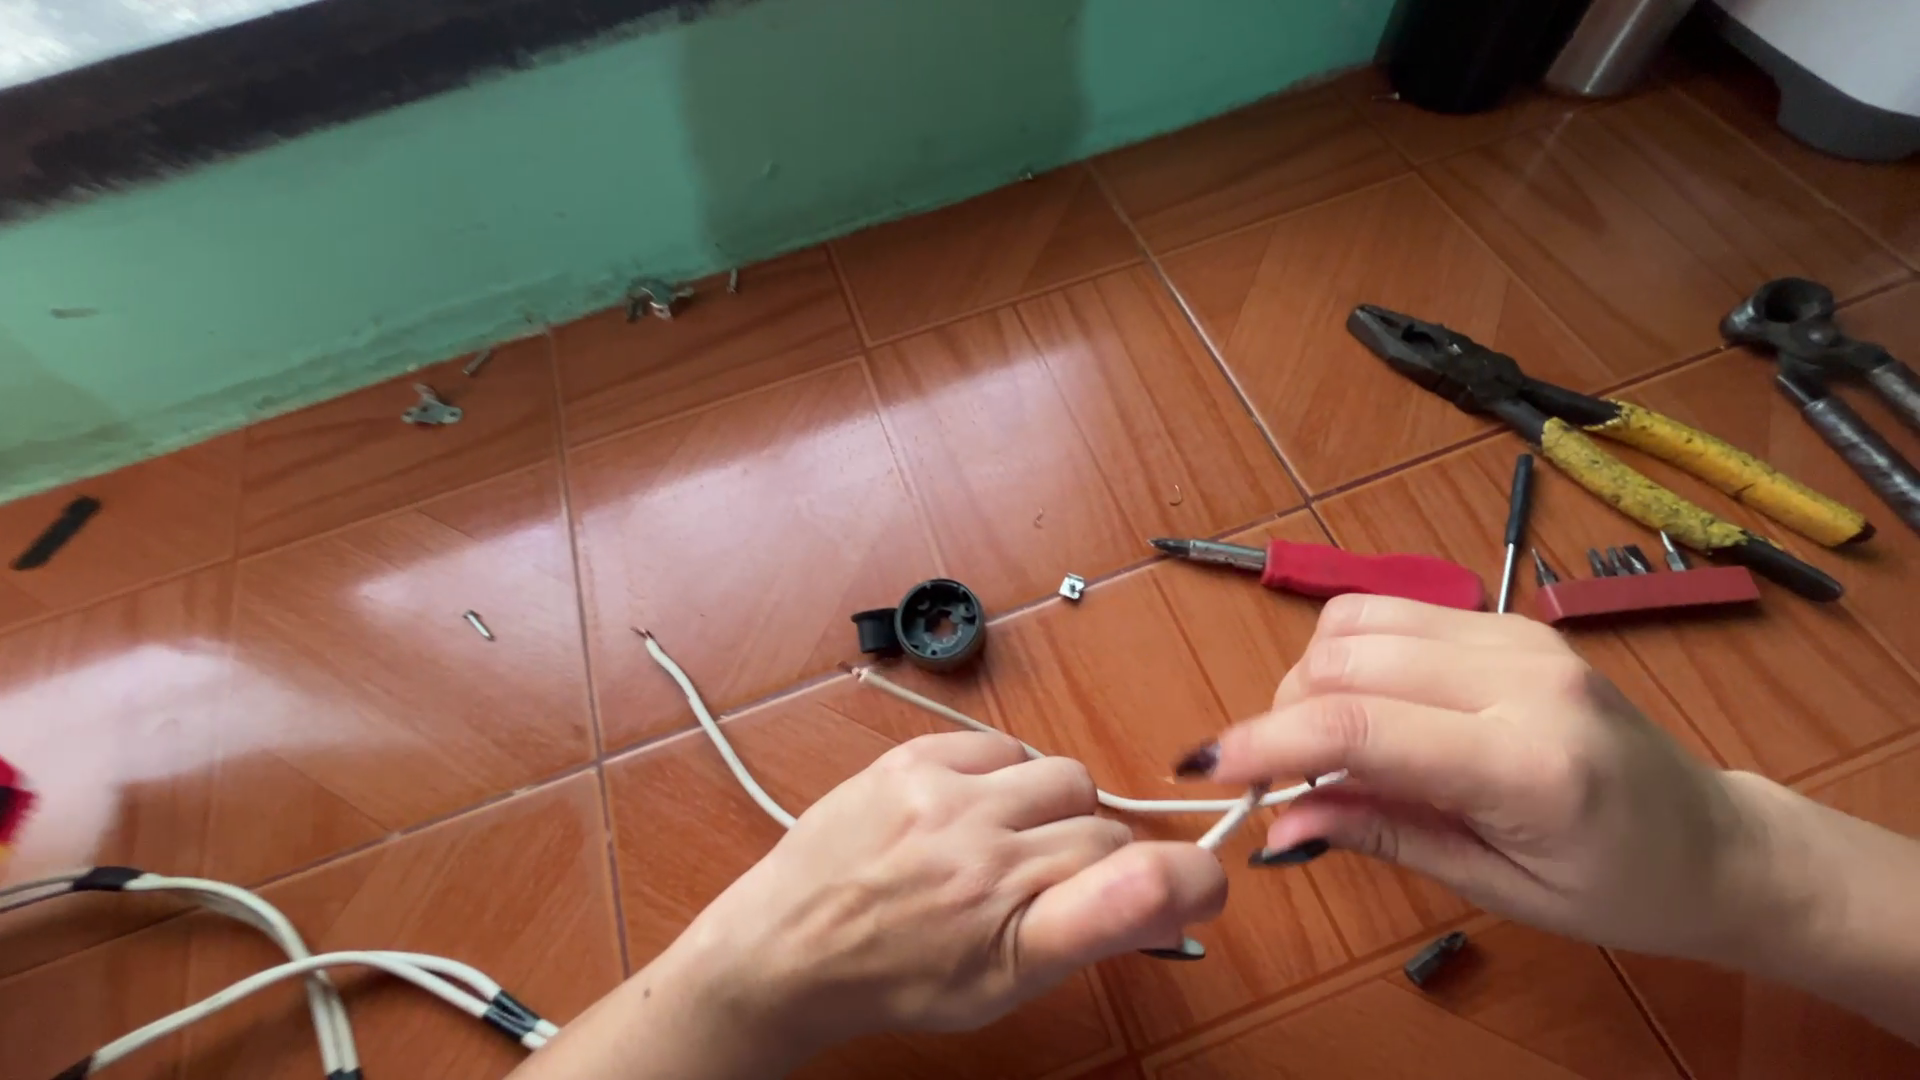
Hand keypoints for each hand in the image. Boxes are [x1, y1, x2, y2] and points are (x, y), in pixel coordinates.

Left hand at [671, 730, 1226, 1048]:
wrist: (789, 944)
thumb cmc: (898, 977)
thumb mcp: (1000, 987)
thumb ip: (1087, 935)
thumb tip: (1165, 893)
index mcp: (1012, 932)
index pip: (1138, 885)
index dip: (1190, 877)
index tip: (1200, 881)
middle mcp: (983, 856)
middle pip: (1102, 822)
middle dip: (1092, 849)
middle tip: (1047, 872)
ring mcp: (943, 796)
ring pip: (1060, 773)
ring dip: (1051, 805)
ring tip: (1005, 834)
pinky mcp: (911, 758)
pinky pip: (1002, 747)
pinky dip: (1002, 776)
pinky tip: (968, 806)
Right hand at [1187, 595, 1790, 962]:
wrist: (1723, 841)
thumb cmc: (1617, 887)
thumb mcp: (1495, 886)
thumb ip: (1378, 833)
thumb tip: (1278, 821)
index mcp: (1529, 762)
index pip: (1360, 725)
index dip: (1267, 741)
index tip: (1207, 768)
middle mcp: (1520, 675)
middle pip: (1342, 660)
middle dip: (1283, 712)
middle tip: (1284, 770)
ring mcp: (1512, 634)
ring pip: (1351, 622)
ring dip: (1309, 676)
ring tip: (1326, 735)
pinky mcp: (1502, 618)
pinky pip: (1383, 611)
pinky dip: (1344, 653)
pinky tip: (1364, 698)